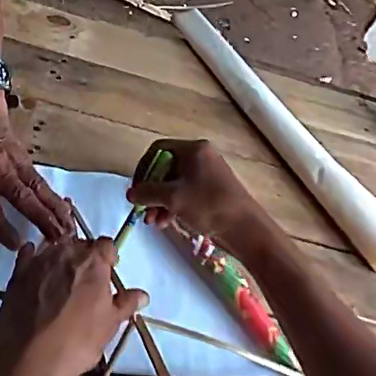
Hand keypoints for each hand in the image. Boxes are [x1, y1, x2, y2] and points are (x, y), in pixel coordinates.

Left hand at [0, 85, 73, 248]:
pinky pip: (40, 180)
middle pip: (24, 201)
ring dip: (55, 209)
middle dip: (43, 220)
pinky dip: (53, 195)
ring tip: (70, 224)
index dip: (3, 229)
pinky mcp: (25, 159)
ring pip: (39, 190)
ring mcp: (15, 165)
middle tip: (59, 237)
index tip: (17, 245)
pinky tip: (64, 205)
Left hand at [0, 237, 146, 375]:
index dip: (109, 257)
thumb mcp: (110, 325)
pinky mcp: (17, 275)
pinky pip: (28, 256)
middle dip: (86, 257)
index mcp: (94, 262)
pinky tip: (38, 272)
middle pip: (81, 244)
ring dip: (62, 258)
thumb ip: (126, 304)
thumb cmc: (74, 341)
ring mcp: (40, 262)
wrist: (26, 359)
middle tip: (87, 280)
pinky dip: (34, 259)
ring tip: (63, 280)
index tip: (109, 270)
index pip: (107, 245)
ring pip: (55, 249)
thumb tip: (141, 295)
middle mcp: (67, 253)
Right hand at [125, 139, 268, 249]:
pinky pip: (186, 192)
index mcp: (194, 149)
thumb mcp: (173, 198)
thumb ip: (148, 192)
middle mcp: (201, 156)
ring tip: (154, 222)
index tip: (136, 189)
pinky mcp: (212, 190)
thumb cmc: (209, 205)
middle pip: (165, 168)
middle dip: (152, 190)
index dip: (143, 168)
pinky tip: (166, 222)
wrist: (244, 226)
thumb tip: (131, 193)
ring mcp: (207, 173)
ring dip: (160, 201)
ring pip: (174, 183)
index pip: (158, 150)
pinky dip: (174, 205)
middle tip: (143, 210)